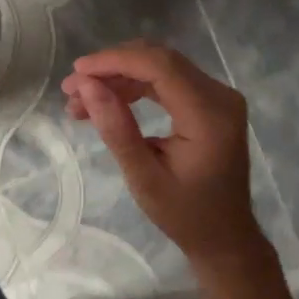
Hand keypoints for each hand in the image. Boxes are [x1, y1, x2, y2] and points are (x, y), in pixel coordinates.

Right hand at [62, 41, 266, 266]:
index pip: (159, 67)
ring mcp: (217, 96)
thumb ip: (117, 129)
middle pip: (158, 59)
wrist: (225, 238)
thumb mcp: (144, 178)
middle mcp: (220, 96)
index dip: (114, 62)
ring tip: (81, 100)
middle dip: (110, 67)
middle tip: (72, 89)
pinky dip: (132, 84)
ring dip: (117, 76)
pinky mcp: (209, 101)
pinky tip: (107, 101)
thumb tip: (86, 85)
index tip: (76, 73)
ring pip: (158, 65)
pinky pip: (165, 78)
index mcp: (209, 116)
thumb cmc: (185, 214)